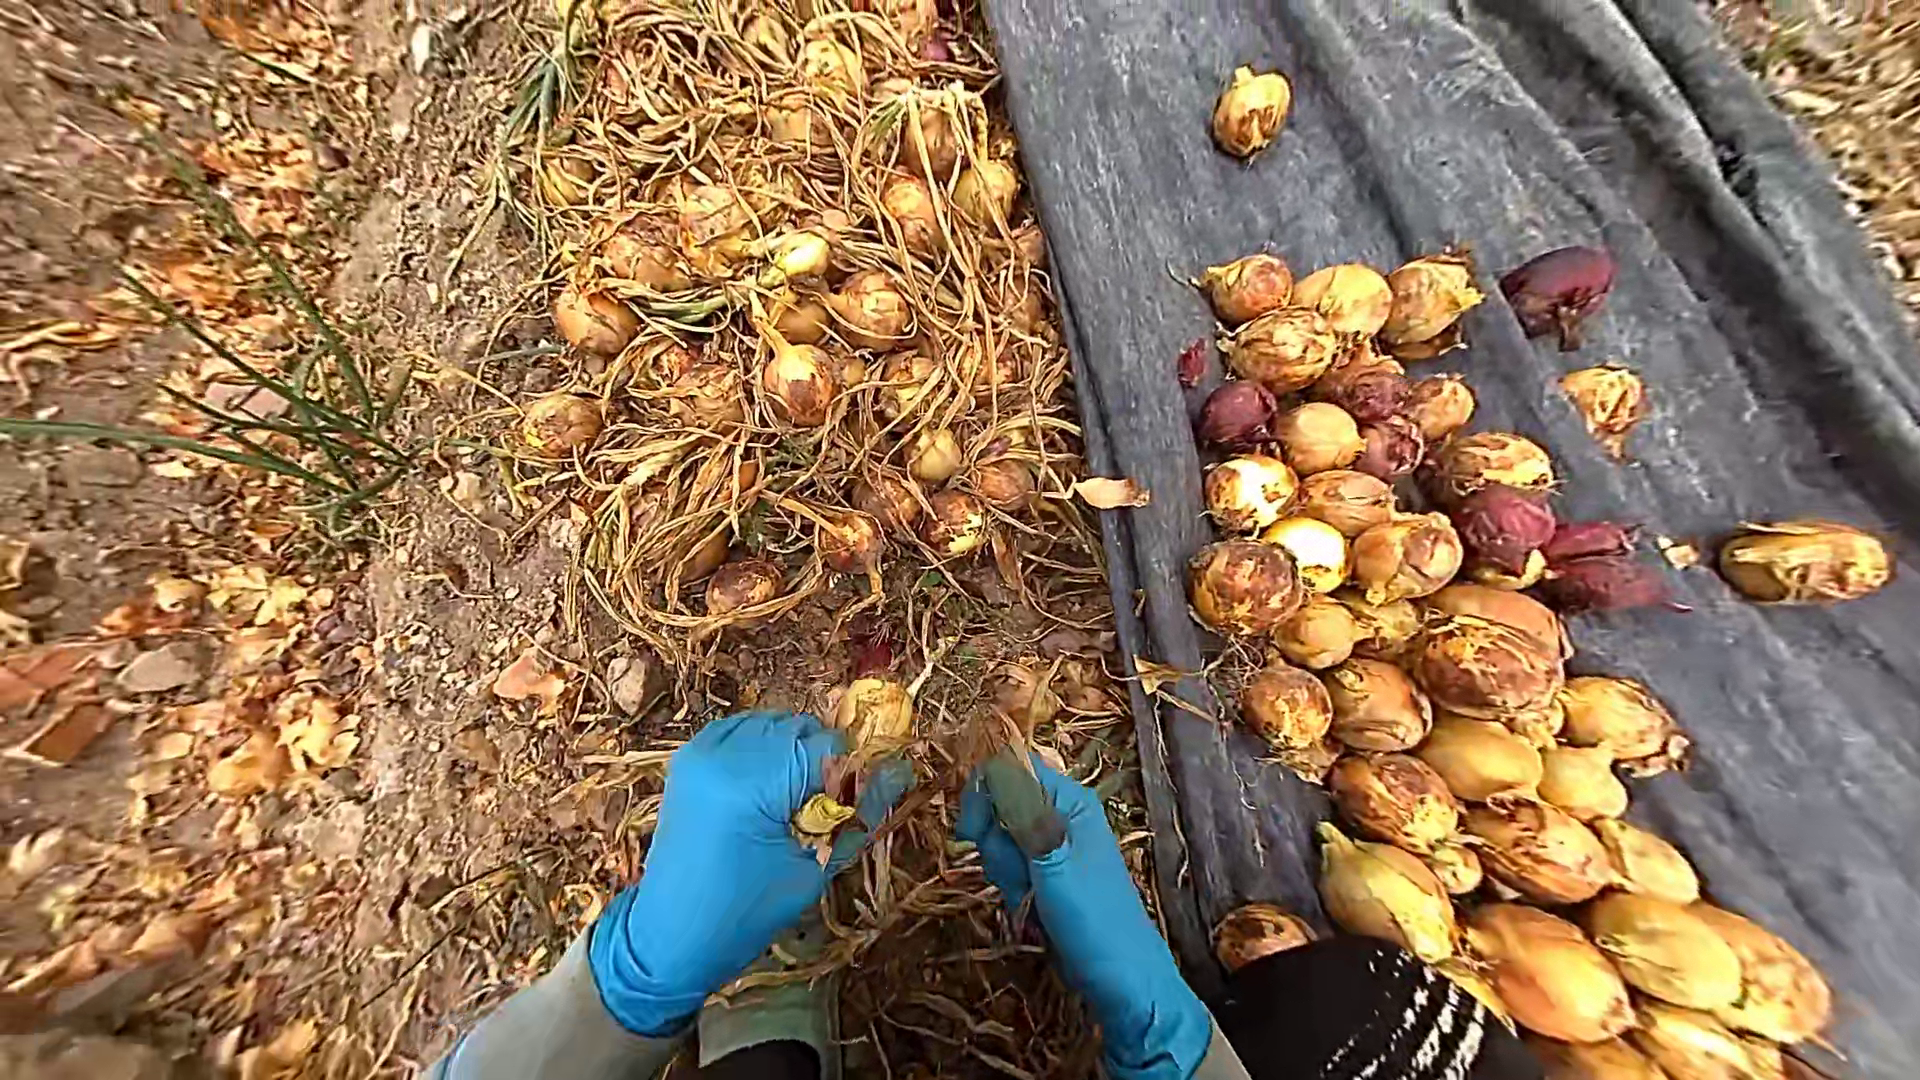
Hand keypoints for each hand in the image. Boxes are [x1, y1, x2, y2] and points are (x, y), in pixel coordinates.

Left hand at [588, 710, 908, 1035]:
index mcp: (752, 784)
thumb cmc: (744, 915)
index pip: (827, 747)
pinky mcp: (691, 755)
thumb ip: (859, 814)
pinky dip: (763, 741)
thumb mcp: (814, 870)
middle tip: (820, 803)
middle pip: (802, 728)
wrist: (665, 939)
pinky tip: (766, 775)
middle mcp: (725, 754)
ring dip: (794, 748)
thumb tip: (901, 770)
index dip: (848, 772)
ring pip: (776, 721)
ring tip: (790, 792)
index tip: (850, 802)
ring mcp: (703, 750)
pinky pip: (744, 725)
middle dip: (822, 759)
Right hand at [958, 760, 1212, 1079]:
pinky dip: (1009, 883)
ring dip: (1002, 866)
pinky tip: (1026, 906)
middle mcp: (1059, 812)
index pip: (1012, 768)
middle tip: (1013, 871)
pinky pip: (1009, 861)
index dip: (984, 791)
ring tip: (1026, 894)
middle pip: (1000, 801)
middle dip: (995, 839)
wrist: (1123, 983)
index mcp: (1069, 799)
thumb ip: (1022, 811)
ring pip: (1000, 834)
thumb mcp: (1052, 860)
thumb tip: (994, 762)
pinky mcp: (1043, 869)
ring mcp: (1051, 842)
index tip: (971, 830)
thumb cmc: (1093, 918)